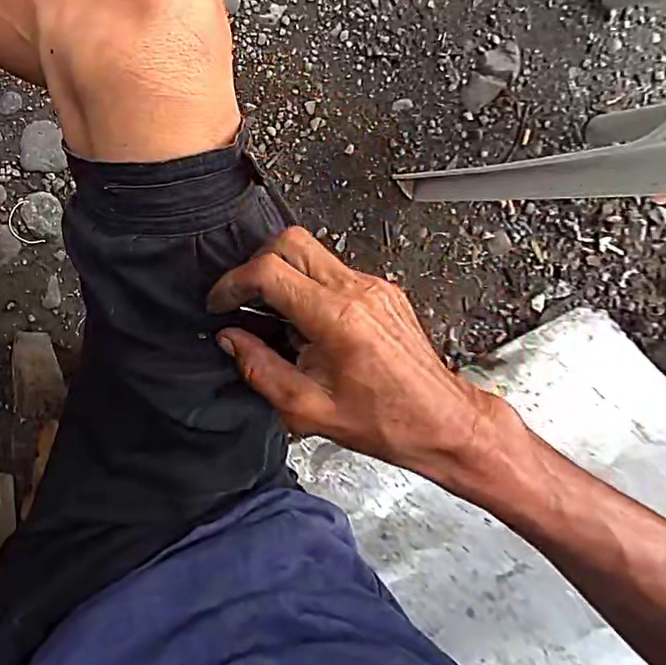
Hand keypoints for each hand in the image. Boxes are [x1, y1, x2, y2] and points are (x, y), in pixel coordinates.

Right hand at [207, 227, 519, 489]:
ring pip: (311, 250)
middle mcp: (357, 292)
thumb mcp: (307, 408)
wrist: (444, 423)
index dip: (233, 284)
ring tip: (270, 311)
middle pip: (290, 241)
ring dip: (280, 272)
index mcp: (337, 319)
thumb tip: (231, 340)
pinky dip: (304, 284)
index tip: (221, 303)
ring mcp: (372, 287)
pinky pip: (331, 270)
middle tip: (241, 296)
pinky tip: (302, 321)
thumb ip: (259, 369)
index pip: (269, 272)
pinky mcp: (381, 292)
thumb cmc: (386, 421)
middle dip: (254, 264)